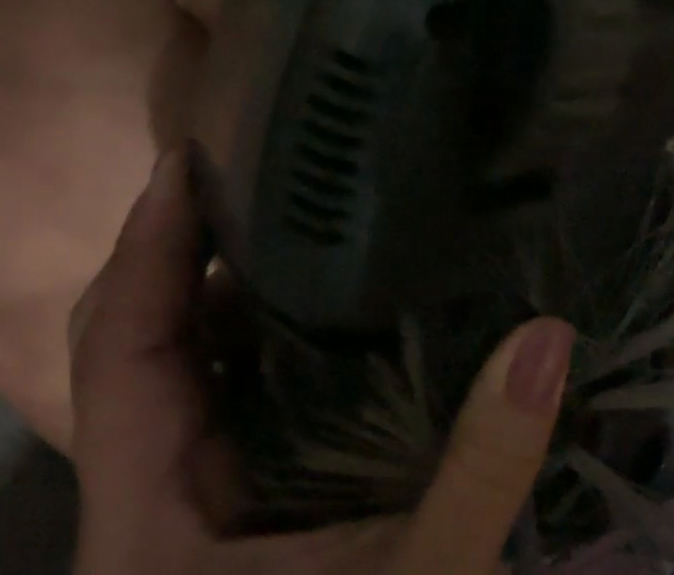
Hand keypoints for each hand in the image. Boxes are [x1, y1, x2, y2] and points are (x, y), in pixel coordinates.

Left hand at [68, 146, 574, 573]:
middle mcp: (163, 502)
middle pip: (156, 351)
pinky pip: (261, 407)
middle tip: (290, 167)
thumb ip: (479, 472)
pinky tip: (365, 315)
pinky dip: (294, 347)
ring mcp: (214, 510)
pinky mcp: (264, 517)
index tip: (191, 156)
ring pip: (210, 381)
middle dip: (202, 254)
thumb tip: (550, 334)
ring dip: (251, 297)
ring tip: (332, 217)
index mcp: (152, 515)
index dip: (145, 247)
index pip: (122, 350)